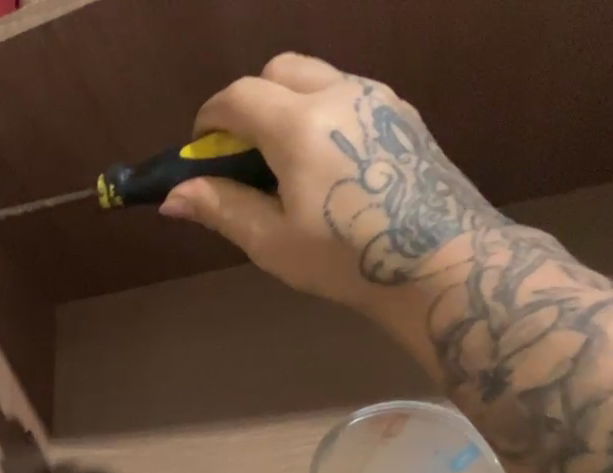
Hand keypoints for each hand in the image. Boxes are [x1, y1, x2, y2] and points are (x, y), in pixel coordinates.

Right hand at [160, 53, 503, 313]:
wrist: (441, 262)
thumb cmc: (343, 258)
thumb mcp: (271, 240)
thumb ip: (221, 207)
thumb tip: (171, 196)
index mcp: (300, 126)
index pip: (238, 96)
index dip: (209, 120)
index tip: (199, 151)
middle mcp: (340, 94)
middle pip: (278, 70)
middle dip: (248, 102)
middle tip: (239, 154)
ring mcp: (377, 99)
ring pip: (315, 77)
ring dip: (284, 105)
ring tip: (280, 163)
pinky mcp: (400, 114)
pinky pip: (346, 94)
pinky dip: (317, 113)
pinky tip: (320, 166)